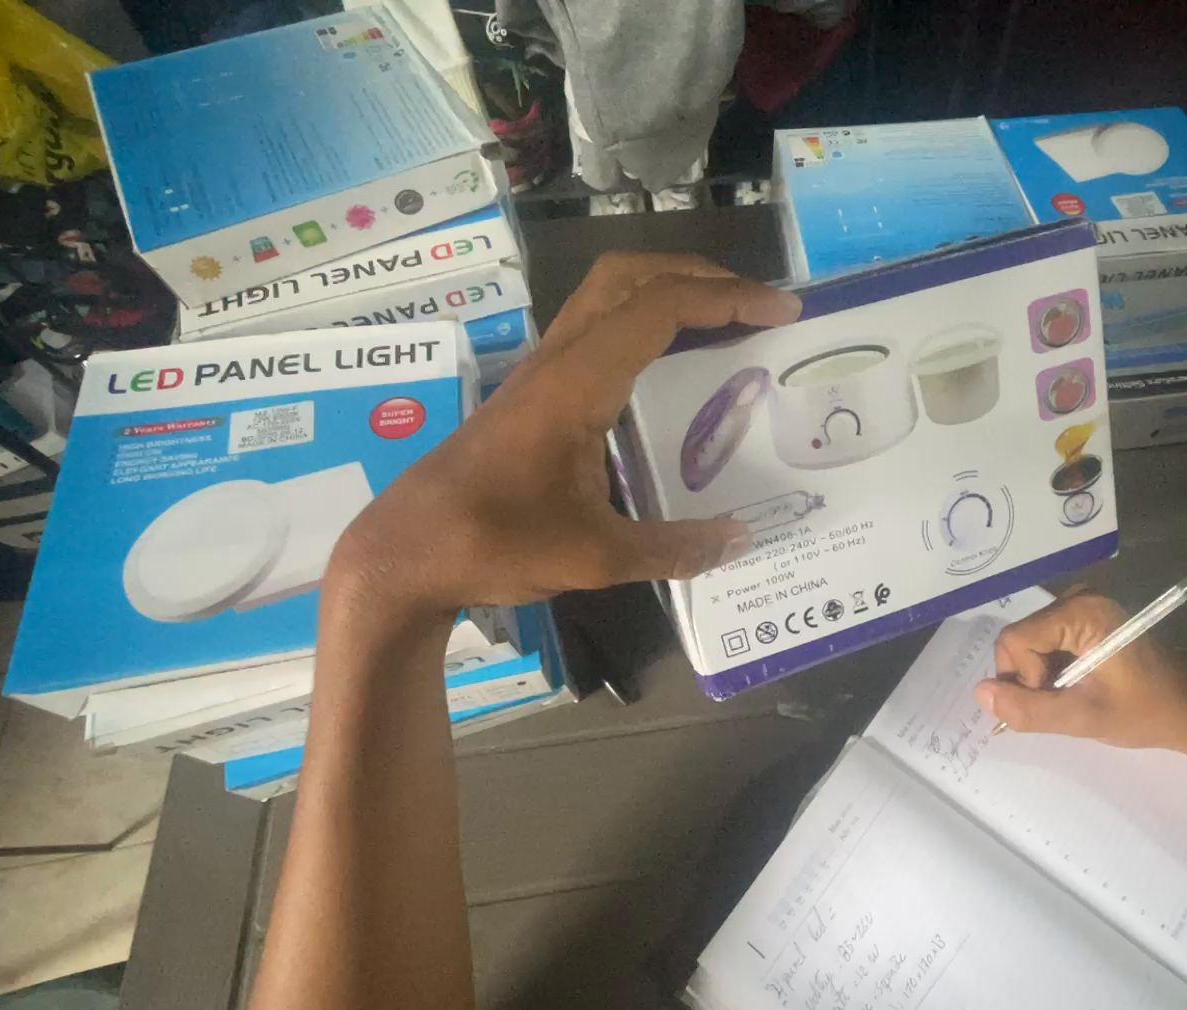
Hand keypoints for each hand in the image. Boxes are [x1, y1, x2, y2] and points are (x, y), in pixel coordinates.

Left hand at [327, 253, 801, 622]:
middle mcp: (558, 363)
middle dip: (697, 275)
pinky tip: (666, 374)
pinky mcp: (534, 396)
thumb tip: (741, 539)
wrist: (405, 555)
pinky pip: (596, 333)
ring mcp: (541, 375)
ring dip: (666, 294)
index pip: (660, 308)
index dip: (728, 298)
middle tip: (752, 303)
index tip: (781, 311)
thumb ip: (674, 548)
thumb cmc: (493, 545)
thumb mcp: (595, 557)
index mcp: (577, 384)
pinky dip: (642, 328)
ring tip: (721, 326)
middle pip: (628, 276)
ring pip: (606, 298)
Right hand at [973, 589, 1186, 754]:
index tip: (1056, 700)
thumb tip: (981, 693)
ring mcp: (1083, 603)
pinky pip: (1044, 638)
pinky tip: (1078, 682)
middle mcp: (1078, 597)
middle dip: (1030, 675)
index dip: (1023, 677)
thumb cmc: (1145, 712)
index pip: (1014, 641)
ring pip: (1028, 640)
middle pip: (1019, 638)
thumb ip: (1028, 708)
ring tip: (1075, 694)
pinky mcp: (1086, 614)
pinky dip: (1050, 665)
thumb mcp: (1083, 718)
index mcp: (1082, 612)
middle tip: (1064, 701)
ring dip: (1039, 673)